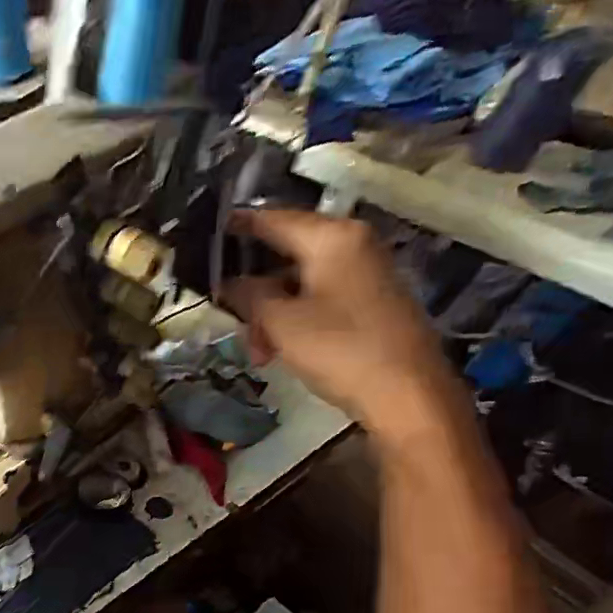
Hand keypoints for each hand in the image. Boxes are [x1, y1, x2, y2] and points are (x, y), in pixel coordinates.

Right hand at [219, 209, 462, 437]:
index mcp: (332, 237)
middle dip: (252, 288)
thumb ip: (248, 295)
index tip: (205, 237)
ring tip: (258, 350)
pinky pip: (318, 296)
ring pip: (298, 281)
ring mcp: (364, 272)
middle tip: (228, 319)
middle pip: (285, 254)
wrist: (406, 393)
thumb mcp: (280, 323)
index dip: (236, 227)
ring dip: (270, 312)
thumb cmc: (339, 349)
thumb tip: (229, 283)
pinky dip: (293, 318)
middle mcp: (352, 244)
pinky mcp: (369, 299)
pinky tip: (279, 349)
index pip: (272, 219)